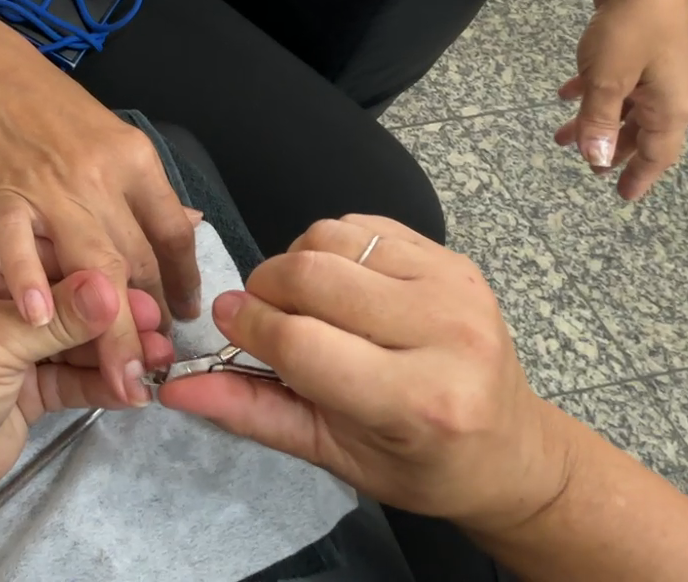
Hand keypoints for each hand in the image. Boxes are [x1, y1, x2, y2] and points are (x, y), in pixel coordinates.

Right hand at [0, 9, 199, 403]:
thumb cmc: (53, 104)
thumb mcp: (113, 135)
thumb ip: (144, 188)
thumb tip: (186, 227)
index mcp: (134, 159)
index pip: (172, 232)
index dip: (183, 282)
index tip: (183, 317)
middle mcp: (101, 175)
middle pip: (136, 261)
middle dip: (150, 324)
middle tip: (155, 372)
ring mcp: (50, 186)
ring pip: (89, 265)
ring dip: (108, 329)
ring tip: (120, 378)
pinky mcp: (4, 193)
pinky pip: (20, 245)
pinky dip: (30, 283)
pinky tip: (41, 321)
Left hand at [0, 235, 170, 513]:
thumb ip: (59, 318)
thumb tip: (113, 287)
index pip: (40, 253)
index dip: (87, 263)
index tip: (135, 272)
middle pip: (61, 298)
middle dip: (107, 312)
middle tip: (156, 321)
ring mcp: (12, 347)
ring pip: (70, 341)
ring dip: (111, 350)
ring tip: (157, 358)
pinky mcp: (25, 388)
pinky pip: (68, 378)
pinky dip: (98, 383)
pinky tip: (134, 388)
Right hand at [157, 214, 573, 531]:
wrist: (513, 448)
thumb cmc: (416, 463)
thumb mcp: (329, 454)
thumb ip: (250, 411)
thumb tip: (174, 389)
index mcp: (420, 402)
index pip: (300, 342)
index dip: (249, 329)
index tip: (230, 328)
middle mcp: (447, 335)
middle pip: (308, 277)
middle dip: (265, 292)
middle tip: (267, 318)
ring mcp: (454, 286)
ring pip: (325, 238)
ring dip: (294, 265)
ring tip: (308, 303)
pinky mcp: (452, 257)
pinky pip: (355, 224)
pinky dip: (327, 247)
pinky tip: (342, 285)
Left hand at [556, 0, 687, 200]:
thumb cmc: (628, 34)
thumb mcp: (608, 83)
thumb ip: (600, 121)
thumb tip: (598, 160)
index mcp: (670, 107)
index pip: (659, 153)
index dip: (639, 176)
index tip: (621, 195)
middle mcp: (668, 94)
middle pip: (639, 133)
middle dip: (611, 151)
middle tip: (586, 168)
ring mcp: (655, 73)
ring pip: (622, 108)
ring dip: (593, 123)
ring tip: (560, 136)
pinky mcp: (638, 54)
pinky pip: (613, 84)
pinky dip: (590, 94)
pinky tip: (564, 95)